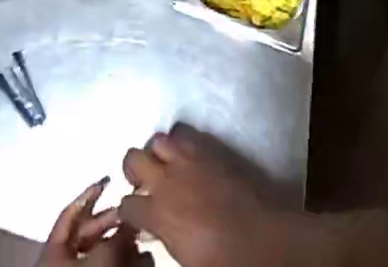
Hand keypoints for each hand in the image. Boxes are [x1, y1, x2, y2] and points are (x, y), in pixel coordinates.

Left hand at [38, 177, 145, 266]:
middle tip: (134, 217)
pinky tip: (144, 261)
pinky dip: (126, 264)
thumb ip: (116, 236)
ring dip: (124, 246)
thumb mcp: (101, 258)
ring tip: (142, 242)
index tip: (107, 180)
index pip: (71, 213)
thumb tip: (131, 219)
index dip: (88, 195)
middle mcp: (63, 262)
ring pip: (102, 255)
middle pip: (90, 234)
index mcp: (55, 249)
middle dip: (114, 224)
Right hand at [117, 125, 321, 266]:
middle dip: (133, 169)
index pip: (127, 205)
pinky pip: (185, 133)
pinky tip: (188, 155)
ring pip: (158, 139)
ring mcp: (188, 159)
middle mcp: (167, 179)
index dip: (127, 211)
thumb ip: (165, 237)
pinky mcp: (209, 148)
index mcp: (158, 213)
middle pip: (133, 158)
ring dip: (157, 151)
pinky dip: (181, 142)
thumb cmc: (223, 259)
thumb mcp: (185, 259)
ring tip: (164, 163)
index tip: (133, 216)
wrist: (261, 235)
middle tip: (142, 181)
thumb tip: (156, 231)